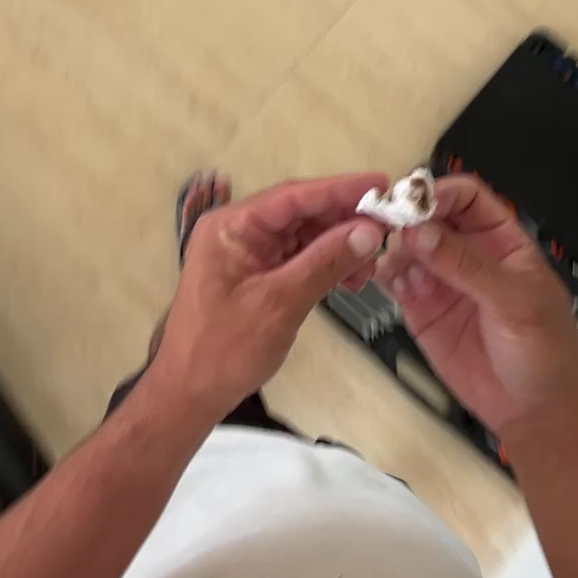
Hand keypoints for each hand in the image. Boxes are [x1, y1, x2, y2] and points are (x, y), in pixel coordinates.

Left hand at [148, 172, 389, 420]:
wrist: (188, 394)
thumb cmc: (224, 348)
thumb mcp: (279, 303)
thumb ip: (325, 262)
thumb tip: (369, 230)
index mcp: (232, 226)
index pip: (293, 196)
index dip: (340, 188)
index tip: (382, 183)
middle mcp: (238, 230)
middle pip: (300, 212)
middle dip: (344, 219)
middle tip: (389, 228)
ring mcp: (247, 252)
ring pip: (303, 235)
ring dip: (340, 245)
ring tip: (372, 264)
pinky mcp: (257, 274)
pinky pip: (298, 257)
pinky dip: (327, 264)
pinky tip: (353, 277)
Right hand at [374, 175, 577, 434]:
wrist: (537, 416)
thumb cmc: (545, 352)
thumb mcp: (515, 302)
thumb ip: (467, 265)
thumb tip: (419, 230)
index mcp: (500, 242)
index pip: (467, 199)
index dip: (440, 193)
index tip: (412, 202)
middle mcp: (466, 254)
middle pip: (429, 217)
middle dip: (407, 217)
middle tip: (386, 225)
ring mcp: (440, 280)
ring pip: (406, 245)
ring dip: (392, 245)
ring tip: (389, 262)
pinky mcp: (419, 307)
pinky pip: (394, 279)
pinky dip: (383, 273)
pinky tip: (383, 279)